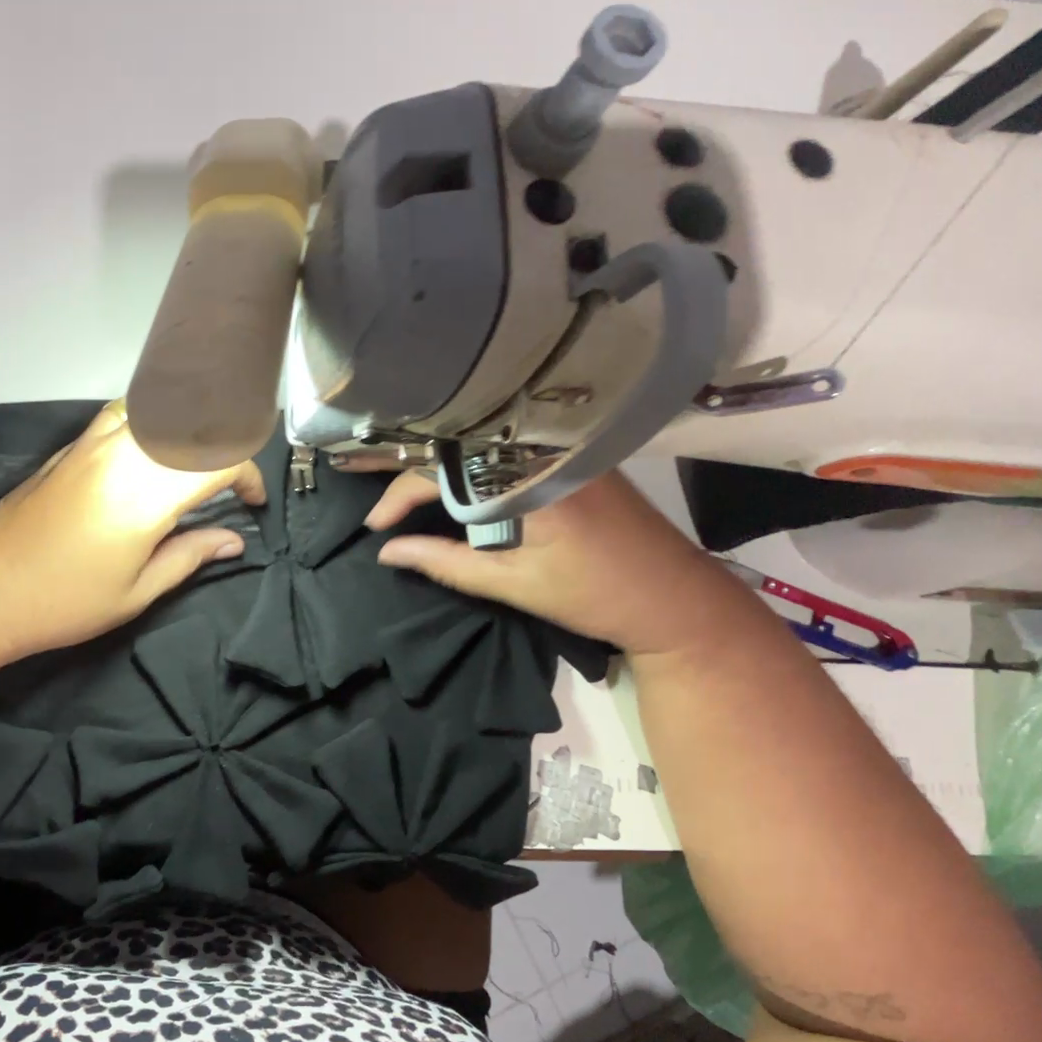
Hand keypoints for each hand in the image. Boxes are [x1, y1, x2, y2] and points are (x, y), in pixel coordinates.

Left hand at [0, 402, 266, 667]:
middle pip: (193, 422)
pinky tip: (153, 450)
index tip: (253, 505)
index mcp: (145, 494)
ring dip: (188, 426)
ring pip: (157, 407)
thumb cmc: (64, 603)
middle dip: (226, 445)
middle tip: (235, 479)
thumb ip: (190, 556)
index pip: (218, 461)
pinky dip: (153, 422)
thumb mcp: (136, 592)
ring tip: (198, 460)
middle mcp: (122, 454)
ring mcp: (91, 443)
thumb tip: (233, 540)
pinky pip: (124, 414)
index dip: (249, 477)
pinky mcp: (69, 446)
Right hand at [366, 469, 755, 656]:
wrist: (678, 599)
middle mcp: (543, 449)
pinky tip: (447, 476)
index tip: (374, 525)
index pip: (444, 472)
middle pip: (458, 445)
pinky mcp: (572, 456)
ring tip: (396, 476)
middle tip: (363, 471)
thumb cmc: (596, 596)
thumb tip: (387, 552)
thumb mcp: (513, 585)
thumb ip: (445, 564)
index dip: (399, 495)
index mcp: (528, 479)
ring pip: (480, 442)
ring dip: (437, 458)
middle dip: (407, 461)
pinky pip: (506, 448)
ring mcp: (561, 448)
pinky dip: (469, 462)